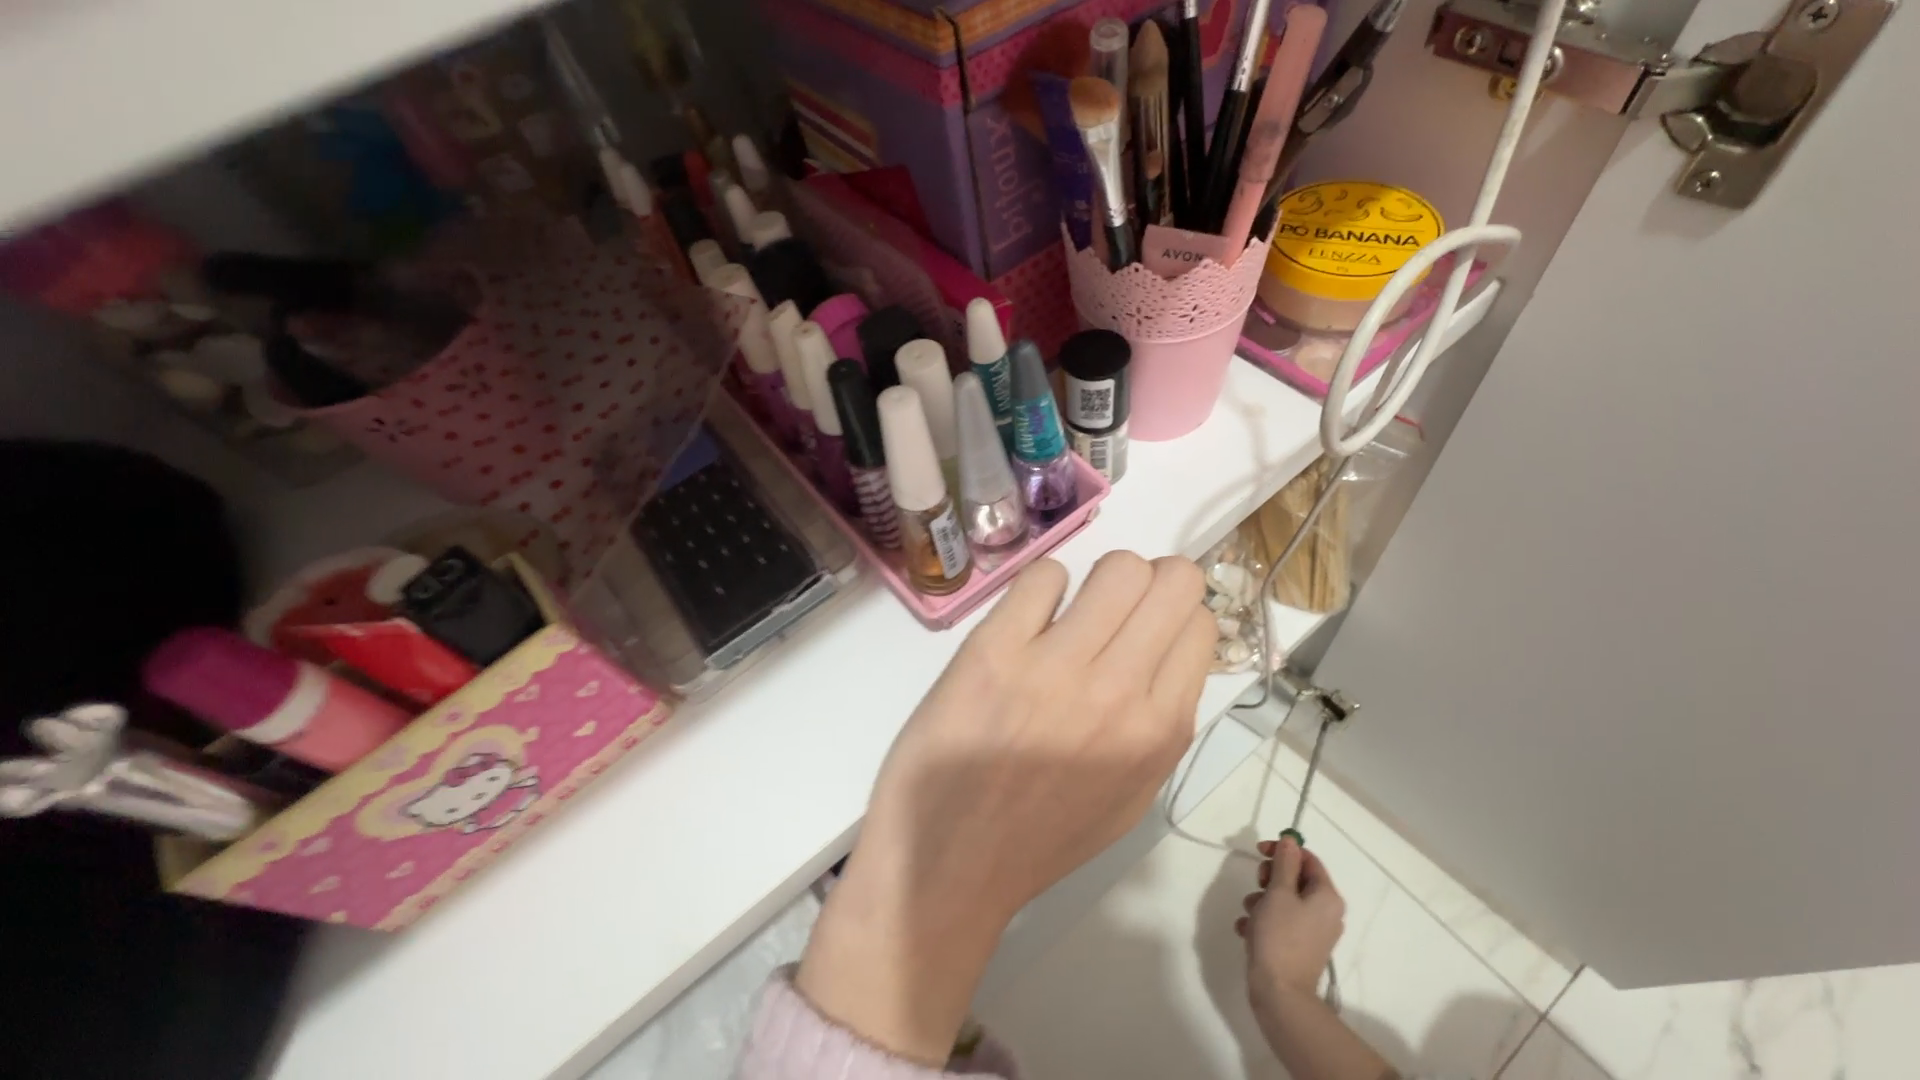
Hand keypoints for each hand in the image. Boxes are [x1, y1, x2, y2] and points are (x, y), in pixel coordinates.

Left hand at [797, 553, 1215, 1062]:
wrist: (951, 866)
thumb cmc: (1042, 836)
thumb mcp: (1132, 795)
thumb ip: (1162, 724)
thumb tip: (1166, 653)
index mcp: (1158, 731)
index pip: (1201, 625)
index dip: (1176, 616)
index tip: (1148, 626)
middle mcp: (1118, 691)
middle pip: (1174, 579)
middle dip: (1153, 581)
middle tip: (1117, 607)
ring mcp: (1053, 667)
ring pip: (1118, 567)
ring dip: (1102, 579)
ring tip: (1074, 612)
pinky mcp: (992, 651)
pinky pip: (1044, 575)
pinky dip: (1043, 587)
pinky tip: (1028, 620)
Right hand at [1237, 835, 1345, 1003]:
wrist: (1280, 992)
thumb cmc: (1280, 937)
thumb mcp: (1278, 893)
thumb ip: (1284, 863)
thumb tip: (1291, 840)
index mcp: (1327, 897)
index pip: (1308, 859)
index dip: (1283, 851)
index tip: (1259, 851)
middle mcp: (1325, 912)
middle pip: (1294, 880)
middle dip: (1270, 880)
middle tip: (1257, 886)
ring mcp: (1312, 932)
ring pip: (1282, 901)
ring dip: (1260, 902)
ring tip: (1250, 916)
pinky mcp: (1298, 947)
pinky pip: (1279, 922)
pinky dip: (1262, 921)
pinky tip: (1247, 930)